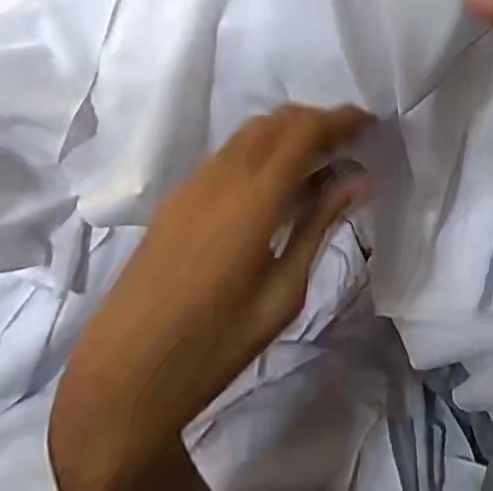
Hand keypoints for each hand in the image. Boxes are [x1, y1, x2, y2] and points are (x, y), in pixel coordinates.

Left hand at [50, 105, 372, 490]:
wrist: (122, 374)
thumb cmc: (215, 343)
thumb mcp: (283, 292)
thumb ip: (318, 226)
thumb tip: (357, 181)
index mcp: (255, 198)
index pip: (305, 131)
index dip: (341, 119)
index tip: (370, 124)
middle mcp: (223, 176)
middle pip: (277, 120)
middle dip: (317, 120)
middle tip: (349, 143)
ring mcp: (194, 183)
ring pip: (250, 132)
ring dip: (288, 131)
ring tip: (317, 160)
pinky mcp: (177, 198)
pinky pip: (229, 152)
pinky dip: (261, 148)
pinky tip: (273, 184)